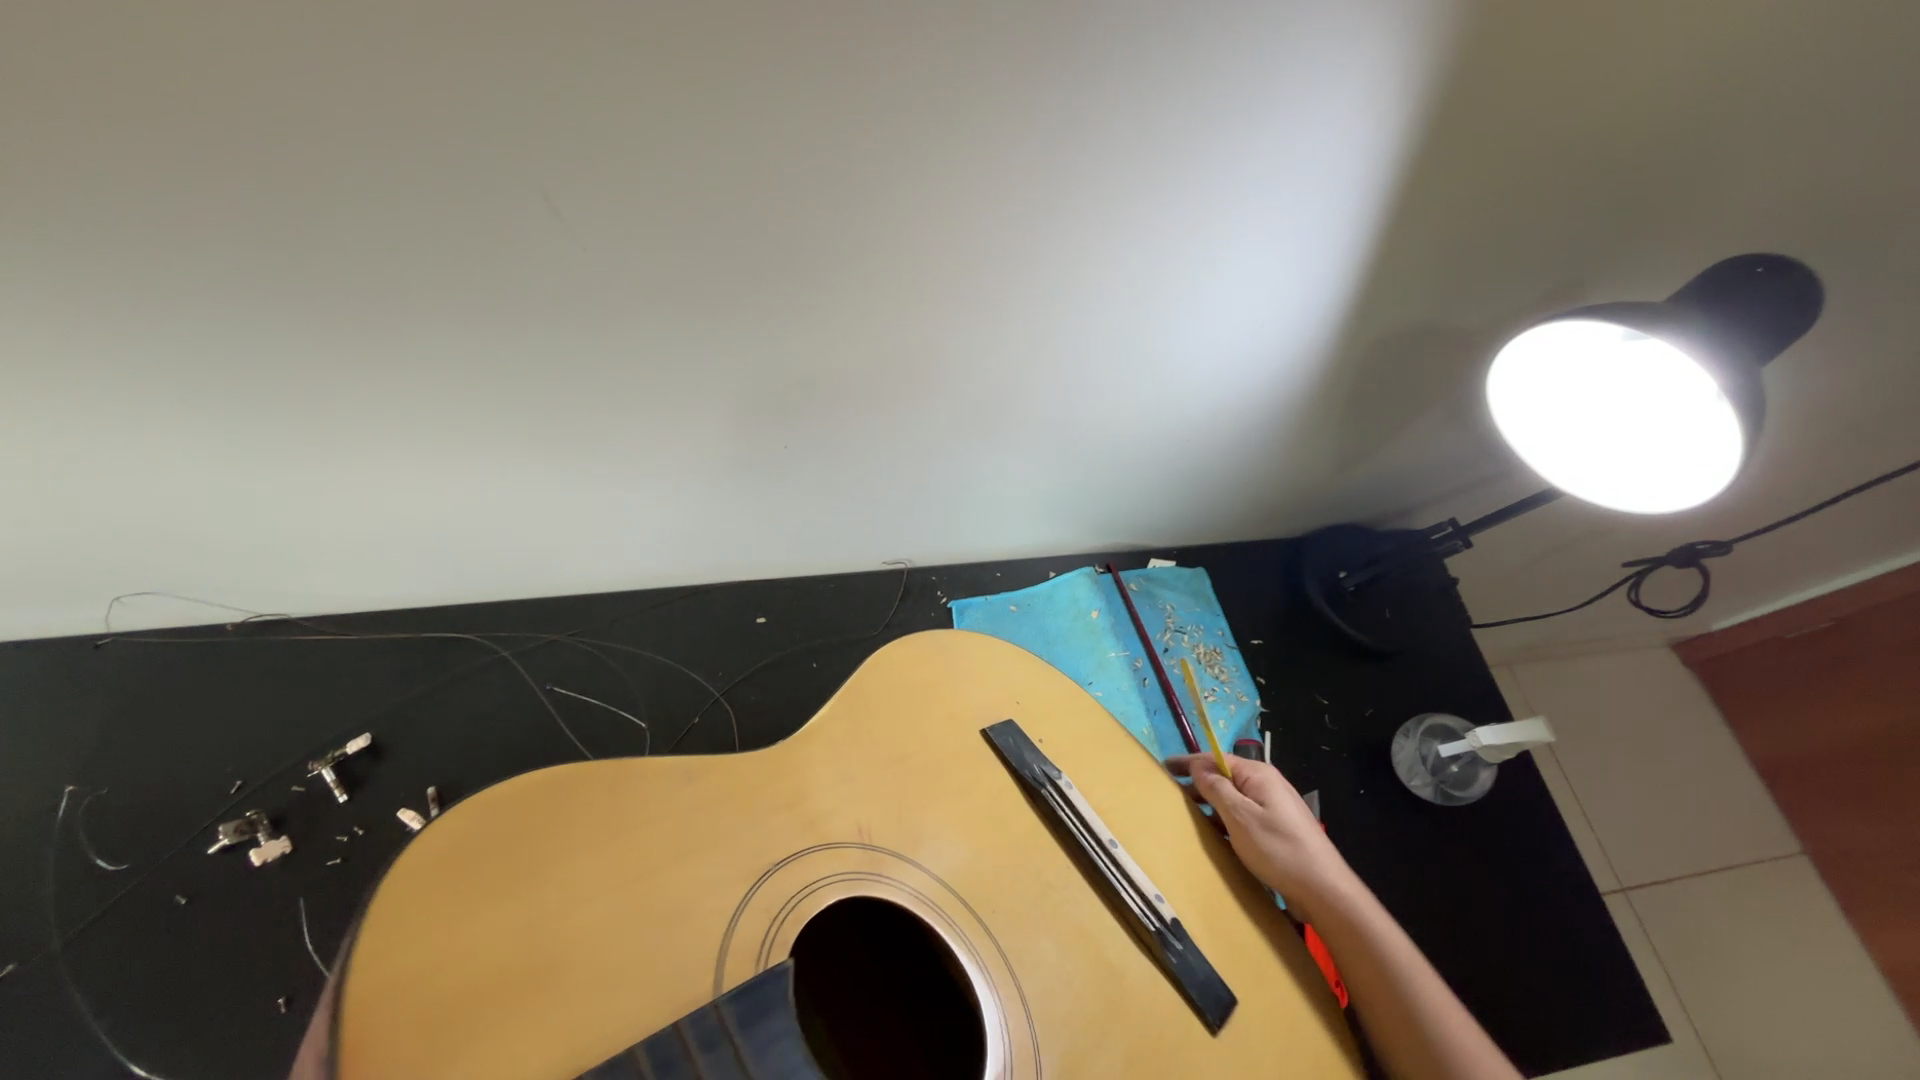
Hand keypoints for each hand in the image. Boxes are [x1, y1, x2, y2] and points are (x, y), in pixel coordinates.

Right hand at [1166, 754, 1356, 919]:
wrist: (1323, 889)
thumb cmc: (1278, 849)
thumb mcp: (1240, 817)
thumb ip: (1216, 789)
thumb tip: (1198, 767)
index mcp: (1258, 775)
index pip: (1216, 758)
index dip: (1189, 761)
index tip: (1164, 766)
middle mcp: (1266, 785)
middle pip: (1225, 777)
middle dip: (1198, 784)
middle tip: (1171, 796)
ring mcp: (1274, 807)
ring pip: (1233, 798)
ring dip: (1211, 804)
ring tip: (1187, 815)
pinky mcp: (1277, 828)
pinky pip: (1243, 816)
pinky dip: (1225, 820)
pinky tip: (1214, 835)